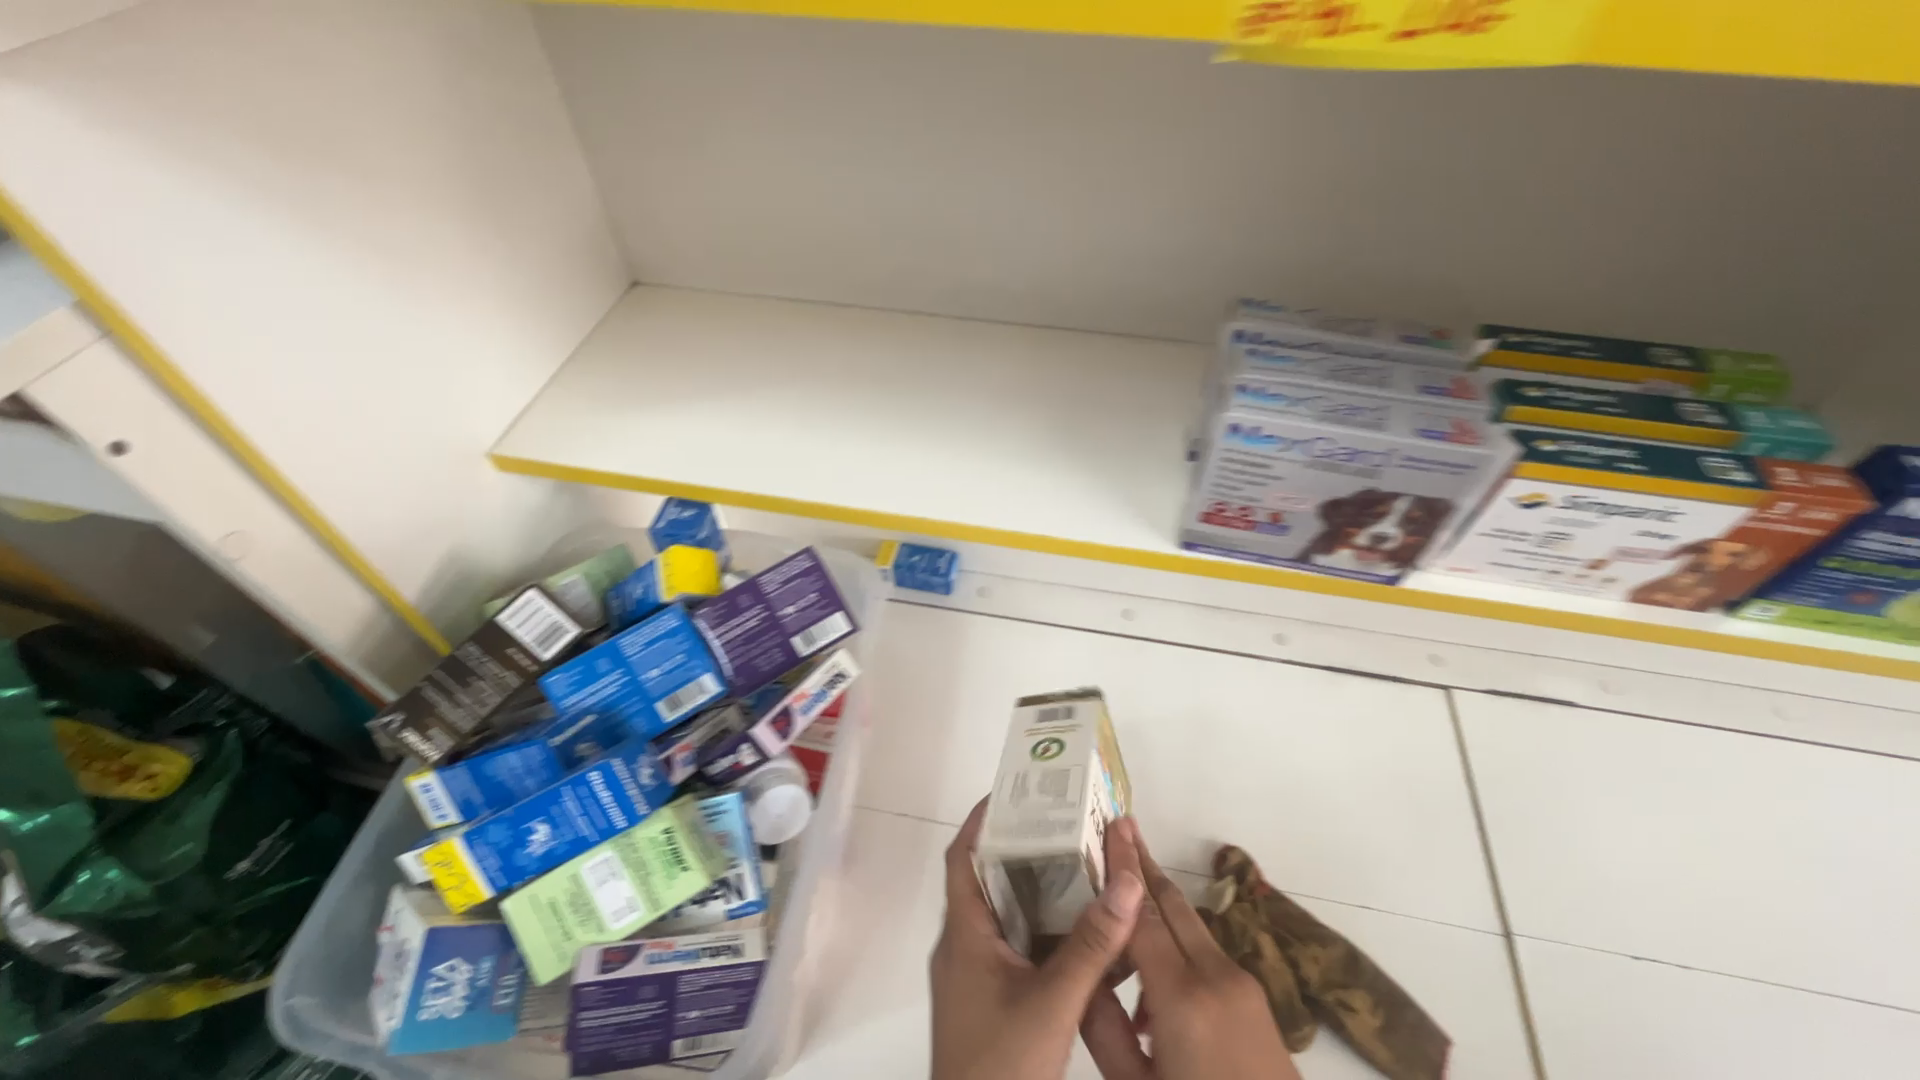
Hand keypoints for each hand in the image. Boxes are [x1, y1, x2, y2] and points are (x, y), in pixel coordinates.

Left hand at [931, 798, 1145, 1079]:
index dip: (981, 821)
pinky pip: (1014, 950)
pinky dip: (1042, 935)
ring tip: (1079, 869)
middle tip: (1065, 826)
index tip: (1013, 793)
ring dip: (1036, 894)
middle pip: (988, 882)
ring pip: (1004, 918)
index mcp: (965, 934)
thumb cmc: (1001, 1061)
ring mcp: (973, 976)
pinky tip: (1079, 937)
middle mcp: (963, 946)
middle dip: (1023, 851)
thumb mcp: (1052, 1001)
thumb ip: (1090, 946)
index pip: (962, 858)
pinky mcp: (987, 1000)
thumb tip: (1127, 883)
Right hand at [1081, 818, 1301, 1079]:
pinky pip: (1206, 957)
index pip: (1142, 915)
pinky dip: (1174, 946)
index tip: (1112, 824)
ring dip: (1156, 905)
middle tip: (1119, 827)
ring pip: (1190, 927)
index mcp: (1182, 997)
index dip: (1123, 868)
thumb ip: (1103, 1026)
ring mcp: (1242, 985)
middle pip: (1173, 905)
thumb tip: (1083, 975)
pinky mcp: (1255, 998)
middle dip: (1143, 864)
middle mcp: (1217, 976)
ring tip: (1119, 900)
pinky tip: (1149, 985)